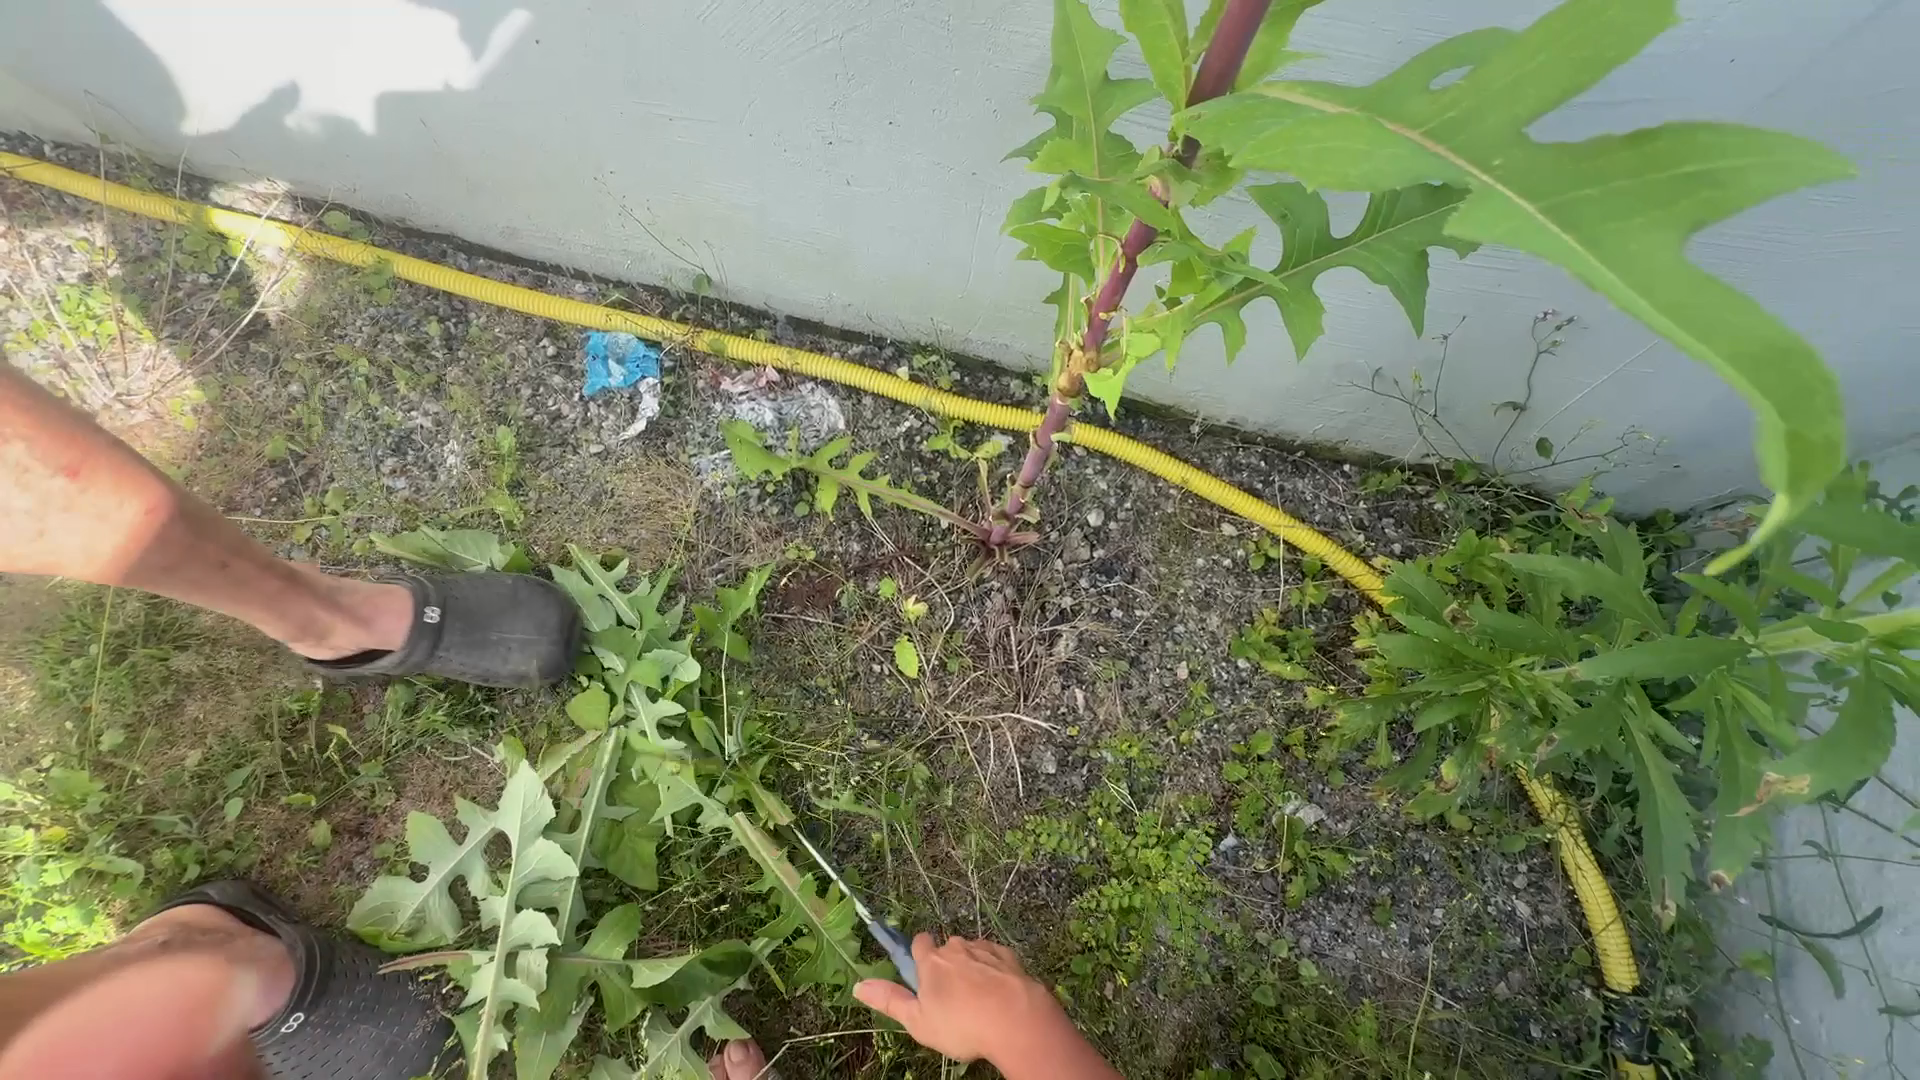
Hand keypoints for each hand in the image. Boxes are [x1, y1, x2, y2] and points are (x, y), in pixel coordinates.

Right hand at [853, 933, 1071, 1063]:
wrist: (1014, 1017)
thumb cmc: (960, 1024)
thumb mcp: (918, 1021)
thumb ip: (890, 1001)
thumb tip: (859, 985)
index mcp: (931, 961)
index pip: (920, 943)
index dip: (920, 956)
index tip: (924, 976)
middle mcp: (956, 947)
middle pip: (948, 948)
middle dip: (948, 965)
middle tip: (952, 997)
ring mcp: (983, 949)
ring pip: (972, 952)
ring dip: (972, 968)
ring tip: (978, 1000)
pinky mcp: (1007, 955)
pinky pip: (995, 958)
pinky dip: (994, 970)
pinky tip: (998, 993)